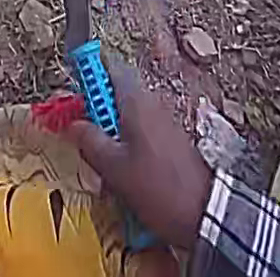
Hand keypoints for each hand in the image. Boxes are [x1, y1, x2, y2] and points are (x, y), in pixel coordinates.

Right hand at [64, 59, 213, 249]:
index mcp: (134, 99)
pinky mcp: (169, 137)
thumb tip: (71, 123)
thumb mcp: (114, 167)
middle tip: (81, 130)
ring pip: (125, 110)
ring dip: (109, 125)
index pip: (108, 65)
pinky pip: (138, 126)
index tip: (72, 92)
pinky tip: (121, 166)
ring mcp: (161, 118)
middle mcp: (149, 101)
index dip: (87, 72)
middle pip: (115, 88)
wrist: (208, 214)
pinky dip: (125, 138)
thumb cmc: (158, 186)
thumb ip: (89, 140)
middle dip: (95, 106)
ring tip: (99, 154)